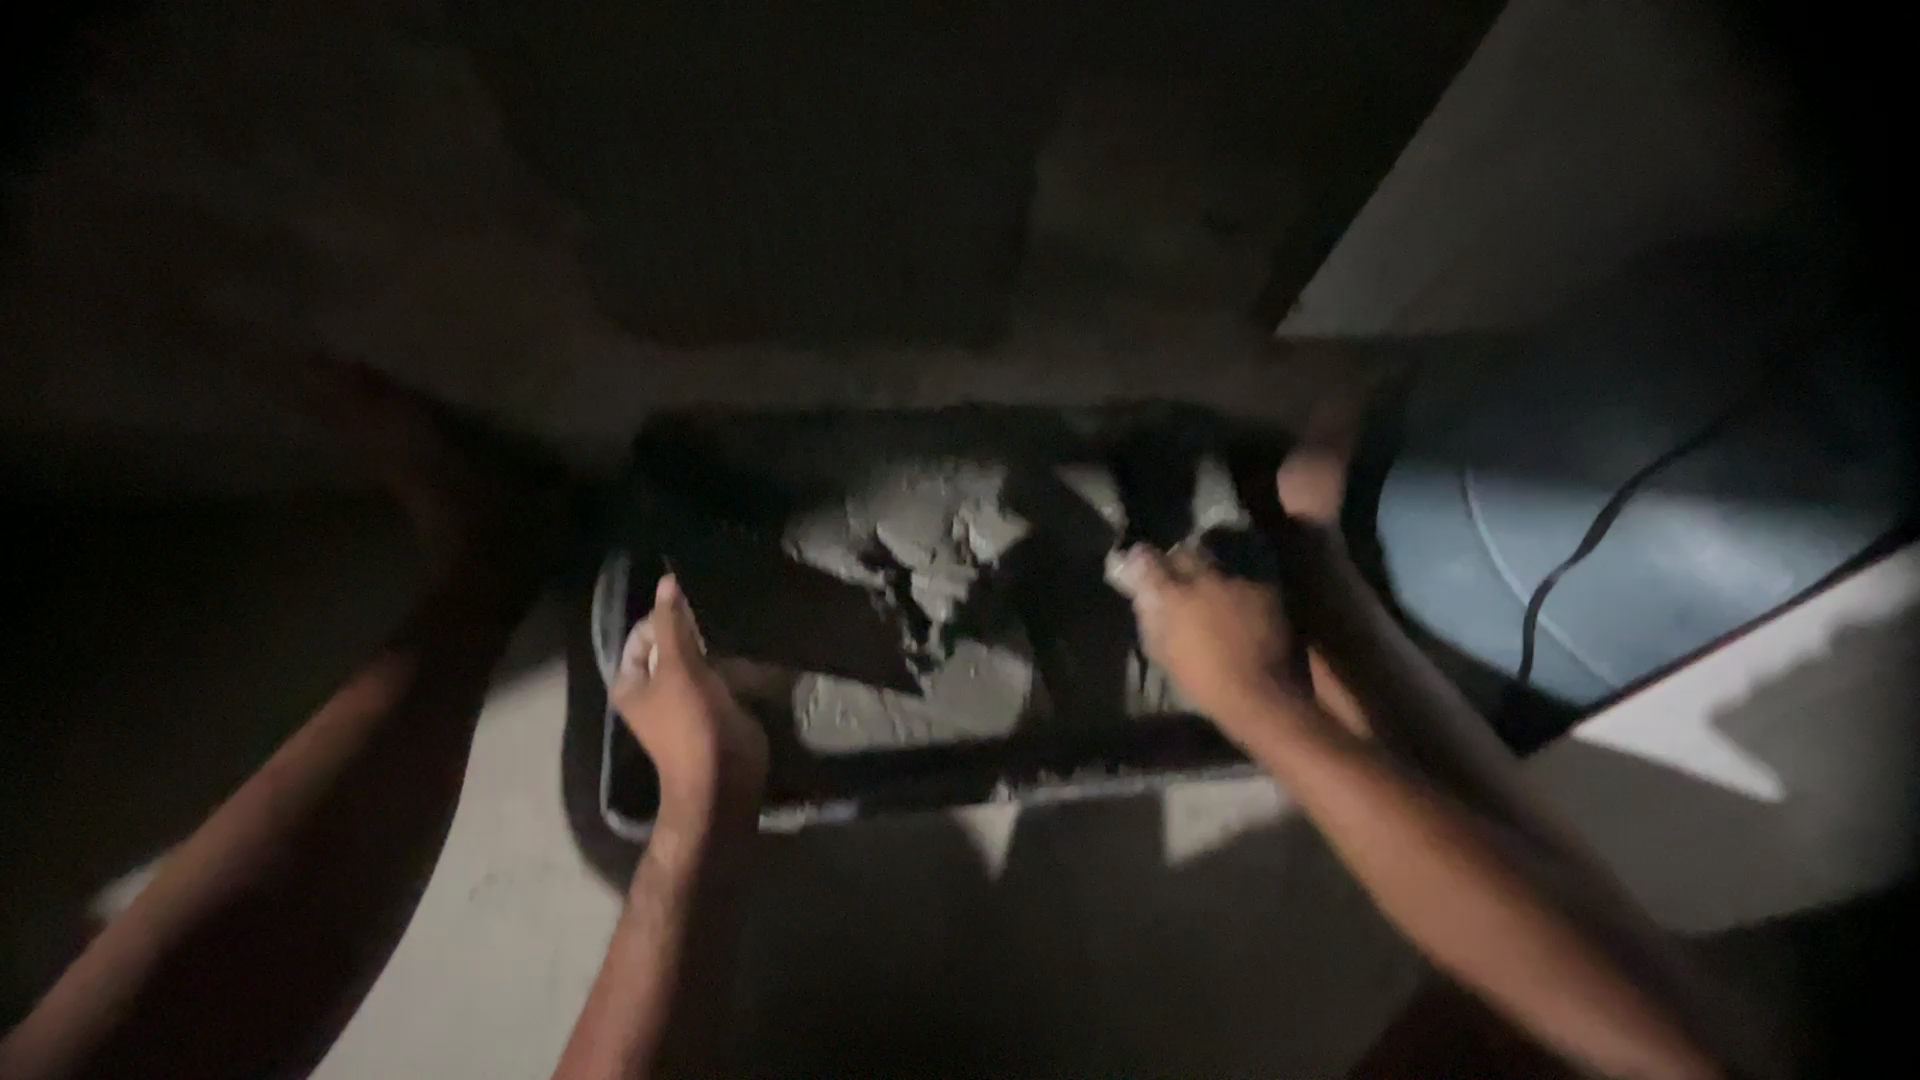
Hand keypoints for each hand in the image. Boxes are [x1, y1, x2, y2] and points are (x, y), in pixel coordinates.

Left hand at [610, 575, 769, 812]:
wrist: (723, 776)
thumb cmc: (689, 723)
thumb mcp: (676, 669)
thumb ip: (672, 624)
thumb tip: (667, 581)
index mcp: (632, 682)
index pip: (643, 634)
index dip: (664, 615)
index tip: (693, 600)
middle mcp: (655, 689)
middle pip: (672, 645)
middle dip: (694, 629)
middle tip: (718, 608)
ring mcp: (687, 699)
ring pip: (701, 659)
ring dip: (717, 645)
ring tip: (736, 623)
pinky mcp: (717, 707)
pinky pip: (722, 676)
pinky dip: (734, 663)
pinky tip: (750, 648)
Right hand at [1108, 544, 1299, 728]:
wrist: (1258, 692)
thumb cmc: (1201, 679)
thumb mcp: (1162, 652)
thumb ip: (1150, 616)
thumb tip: (1144, 596)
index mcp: (1173, 596)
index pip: (1147, 561)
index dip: (1140, 559)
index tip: (1138, 558)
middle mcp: (1203, 579)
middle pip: (1185, 553)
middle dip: (1178, 561)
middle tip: (1176, 575)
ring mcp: (1236, 582)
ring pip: (1216, 567)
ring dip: (1209, 577)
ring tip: (1211, 594)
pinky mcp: (1263, 590)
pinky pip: (1242, 582)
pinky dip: (1236, 591)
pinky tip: (1238, 608)